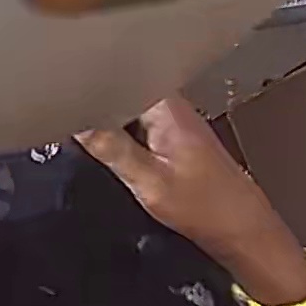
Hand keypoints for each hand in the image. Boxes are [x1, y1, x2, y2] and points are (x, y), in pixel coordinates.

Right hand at [75, 96, 305, 304]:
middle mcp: (171, 105)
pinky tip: (106, 144)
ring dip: (105, 117)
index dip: (89, 81)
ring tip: (78, 124)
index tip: (63, 90)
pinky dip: (118, 132)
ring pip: (125, 106)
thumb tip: (76, 121)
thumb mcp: (149, 181)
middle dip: (94, 100)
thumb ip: (111, 149)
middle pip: (120, 89)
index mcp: (166, 106)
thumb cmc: (204, 207)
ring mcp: (172, 119)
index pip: (118, 77)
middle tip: (64, 110)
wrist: (241, 228)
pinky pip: (134, 122)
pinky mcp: (171, 134)